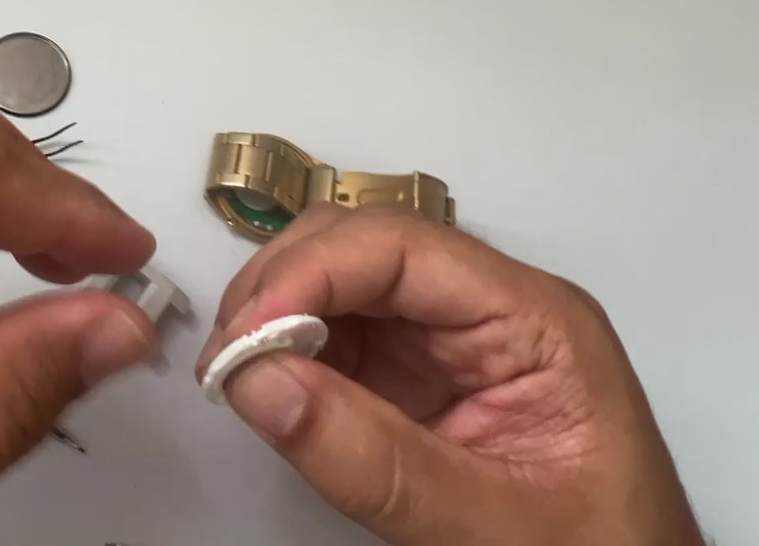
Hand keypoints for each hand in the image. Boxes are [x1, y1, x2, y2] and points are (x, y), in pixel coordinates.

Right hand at [199, 205, 702, 545]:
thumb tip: (251, 381)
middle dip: (281, 283)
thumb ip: (375, 463)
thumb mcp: (497, 535)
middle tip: (229, 356)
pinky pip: (326, 324)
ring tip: (234, 369)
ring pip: (330, 271)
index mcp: (529, 317)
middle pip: (356, 242)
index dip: (312, 273)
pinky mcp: (403, 361)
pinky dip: (280, 341)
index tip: (246, 334)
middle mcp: (477, 301)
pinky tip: (261, 377)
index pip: (400, 247)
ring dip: (270, 307)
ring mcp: (437, 328)